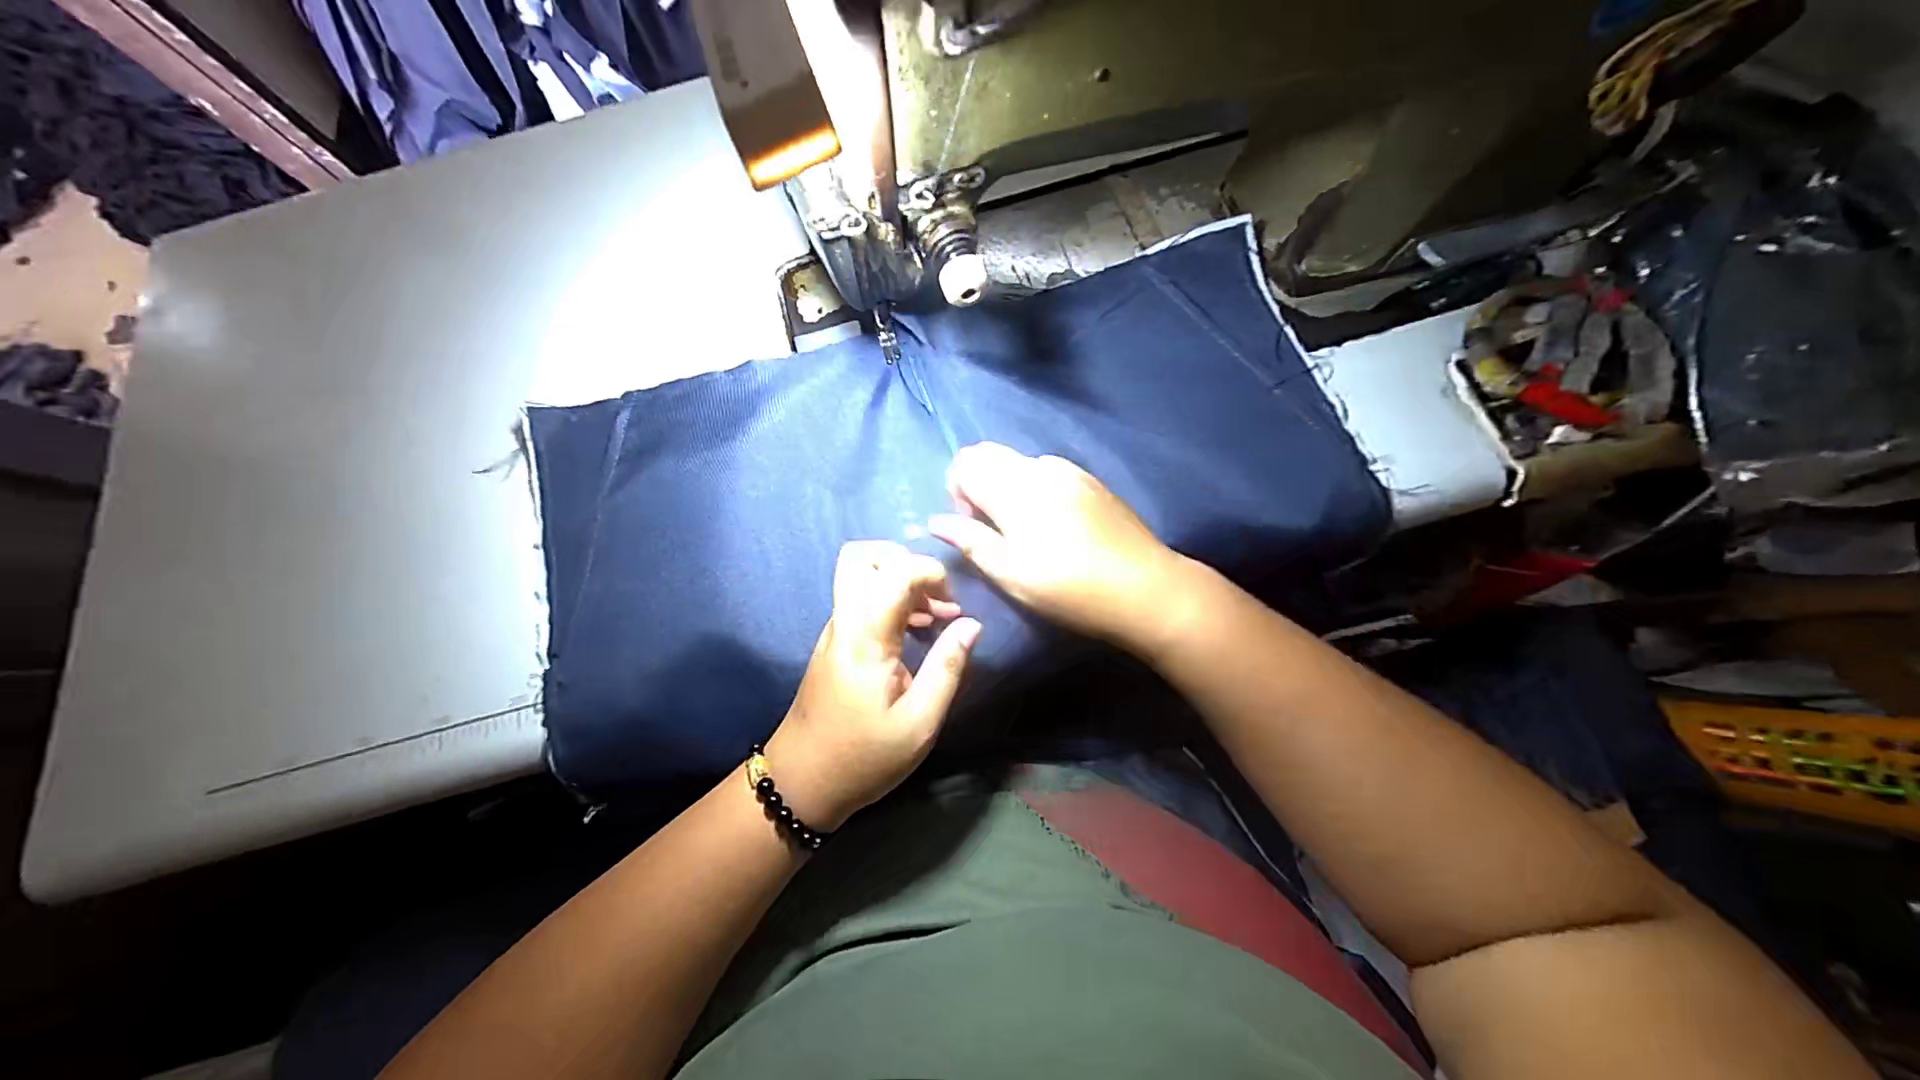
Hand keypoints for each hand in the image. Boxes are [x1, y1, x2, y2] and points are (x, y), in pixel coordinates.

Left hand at [764, 541, 981, 831]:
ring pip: (861, 574)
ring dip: (900, 580)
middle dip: (906, 561)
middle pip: (862, 555)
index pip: (896, 572)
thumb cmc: (865, 757)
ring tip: (935, 616)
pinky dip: (890, 598)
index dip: (931, 573)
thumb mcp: (920, 723)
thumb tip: (972, 624)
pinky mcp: (834, 641)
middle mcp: (845, 622)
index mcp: (866, 638)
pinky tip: (916, 630)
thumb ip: (948, 668)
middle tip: (936, 596)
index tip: (954, 606)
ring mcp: (834, 629)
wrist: (802, 781)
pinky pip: (860, 597)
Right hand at [928, 442, 1191, 654]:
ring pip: (1020, 463)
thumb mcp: (1009, 573)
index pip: (965, 462)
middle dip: (978, 484)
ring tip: (1026, 532)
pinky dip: (1036, 488)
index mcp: (1013, 487)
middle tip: (992, 529)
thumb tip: (935, 522)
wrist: (1144, 589)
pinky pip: (1049, 471)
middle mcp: (1040, 467)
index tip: (971, 526)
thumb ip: (969, 540)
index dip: (956, 491)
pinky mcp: (1094, 482)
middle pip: (990, 454)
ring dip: (1008, 487)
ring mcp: (1071, 471)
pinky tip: (1056, 527)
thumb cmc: (1067, 587)